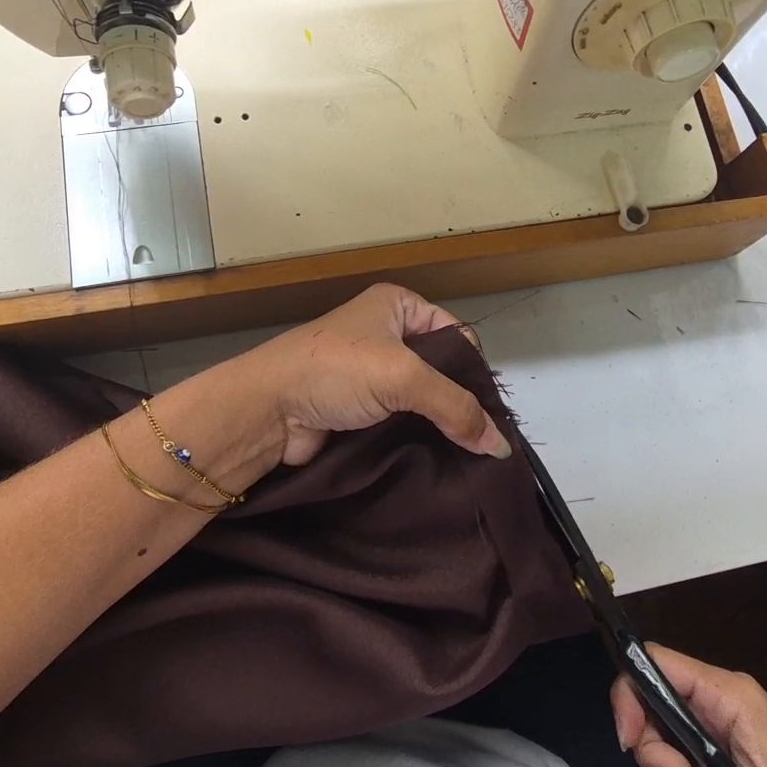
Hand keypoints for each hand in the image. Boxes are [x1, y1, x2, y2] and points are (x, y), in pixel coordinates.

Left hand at [228, 283, 511, 465]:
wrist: (266, 409)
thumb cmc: (334, 371)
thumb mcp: (403, 377)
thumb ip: (456, 407)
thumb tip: (500, 446)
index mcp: (397, 305)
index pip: (456, 334)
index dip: (474, 371)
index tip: (489, 411)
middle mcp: (385, 334)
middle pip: (441, 370)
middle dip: (459, 402)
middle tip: (483, 439)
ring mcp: (370, 374)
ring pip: (421, 400)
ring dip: (439, 425)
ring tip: (468, 456)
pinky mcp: (358, 409)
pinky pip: (400, 422)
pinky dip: (416, 439)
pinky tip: (438, 460)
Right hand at [612, 645, 766, 766]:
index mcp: (735, 698)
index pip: (656, 661)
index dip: (630, 695)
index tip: (631, 747)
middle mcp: (724, 698)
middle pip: (650, 696)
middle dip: (652, 748)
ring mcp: (721, 720)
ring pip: (657, 727)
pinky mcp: (720, 743)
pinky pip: (675, 748)